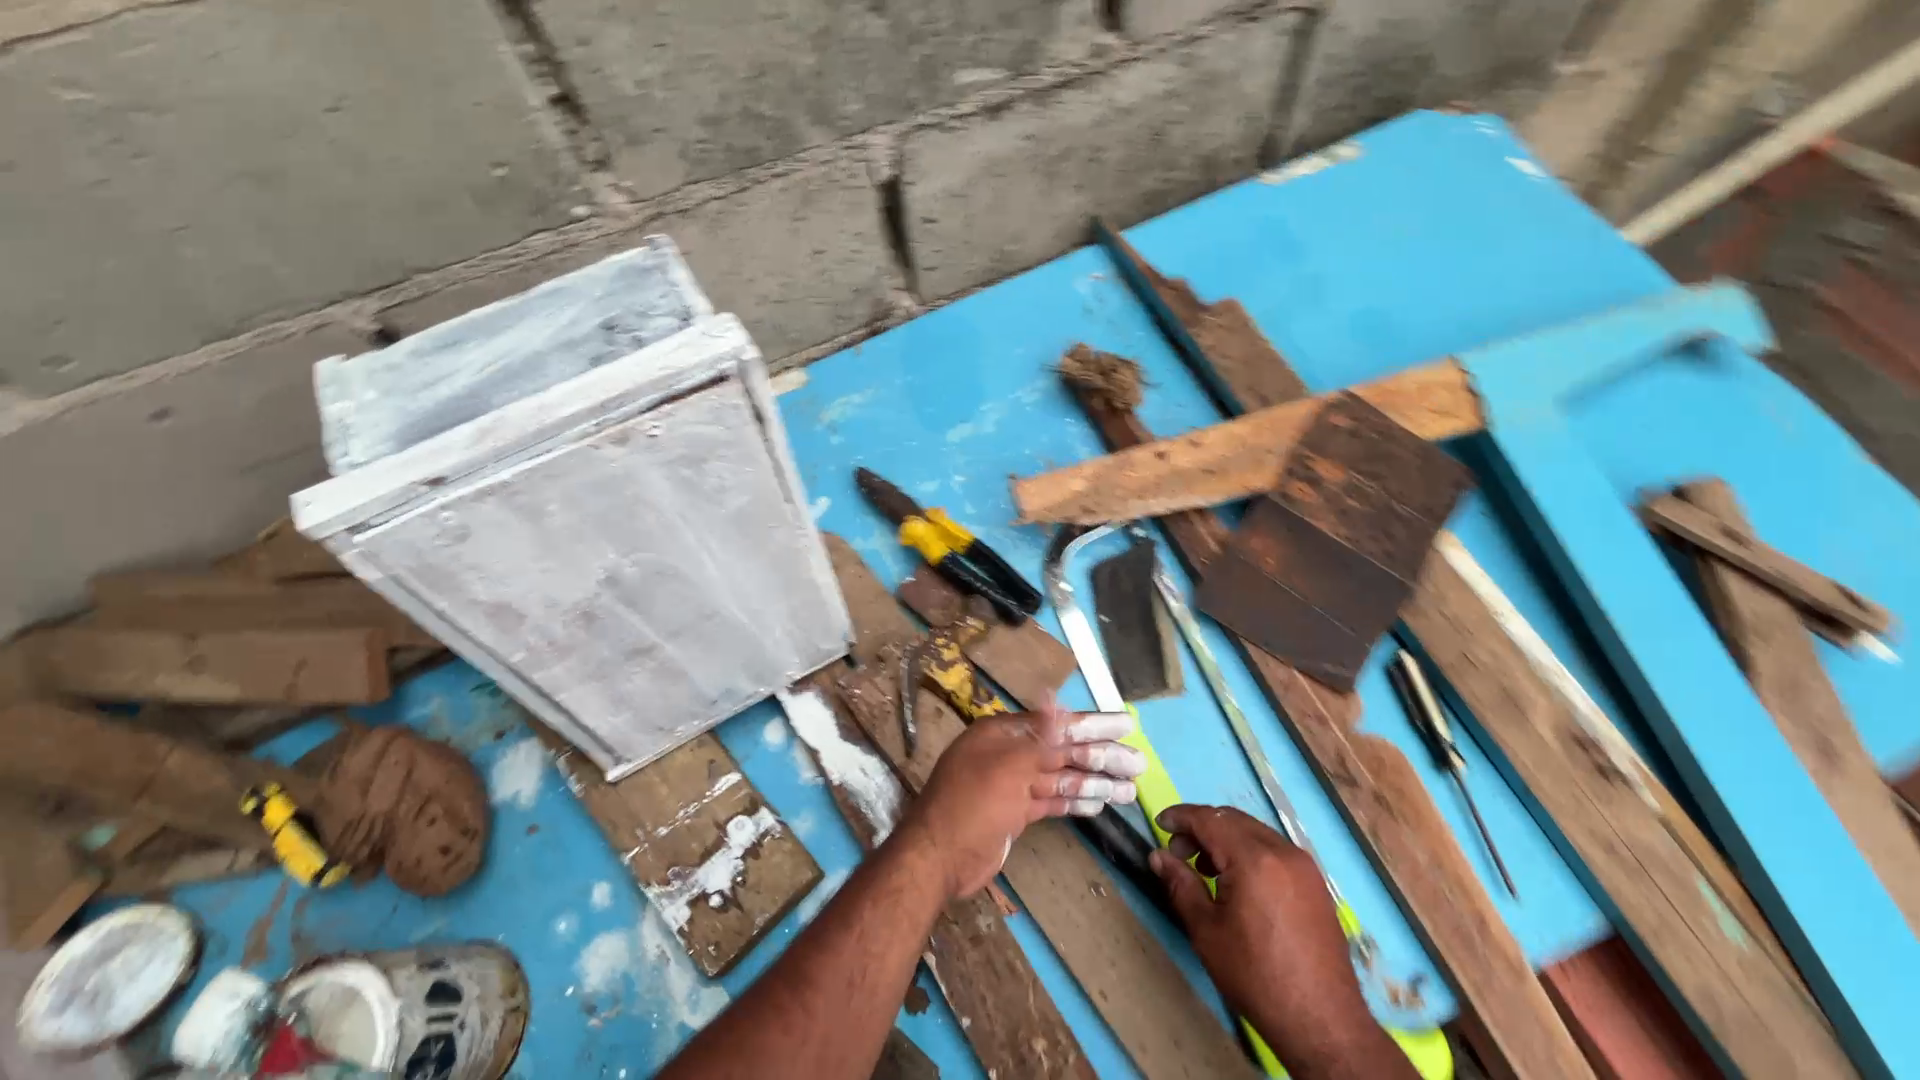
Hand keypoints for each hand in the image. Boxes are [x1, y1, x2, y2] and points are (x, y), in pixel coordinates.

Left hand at [893, 699, 1145, 900]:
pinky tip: (1100, 804)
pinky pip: (1050, 801)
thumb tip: (1055, 697)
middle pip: (1062, 752)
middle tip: (1140, 763)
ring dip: (1094, 782)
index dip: (1092, 726)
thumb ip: (1040, 737)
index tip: (1126, 726)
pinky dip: (1074, 802)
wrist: (939, 859)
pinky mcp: (1014, 813)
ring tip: (1131, 788)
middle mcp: (1008, 755)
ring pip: (1060, 779)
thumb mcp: (1009, 765)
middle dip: (1101, 757)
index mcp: (1002, 734)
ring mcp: (1011, 786)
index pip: (1056, 725)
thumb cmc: (973, 804)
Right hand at [1151, 805, 1392, 1071]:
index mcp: (1254, 859)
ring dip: (1226, 840)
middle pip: (1235, 820)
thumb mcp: (1206, 930)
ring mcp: (1305, 867)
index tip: (1160, 824)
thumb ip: (1181, 884)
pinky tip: (1237, 884)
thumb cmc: (1255, 975)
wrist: (1321, 1019)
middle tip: (1178, 852)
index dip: (1182, 817)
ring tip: (1204, 870)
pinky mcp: (1315, 885)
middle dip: (1203, 827)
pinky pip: (1275, 852)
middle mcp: (1283, 852)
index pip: (1211, 819)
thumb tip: (1159, 856)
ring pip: (1256, 833)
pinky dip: (1250, 853)